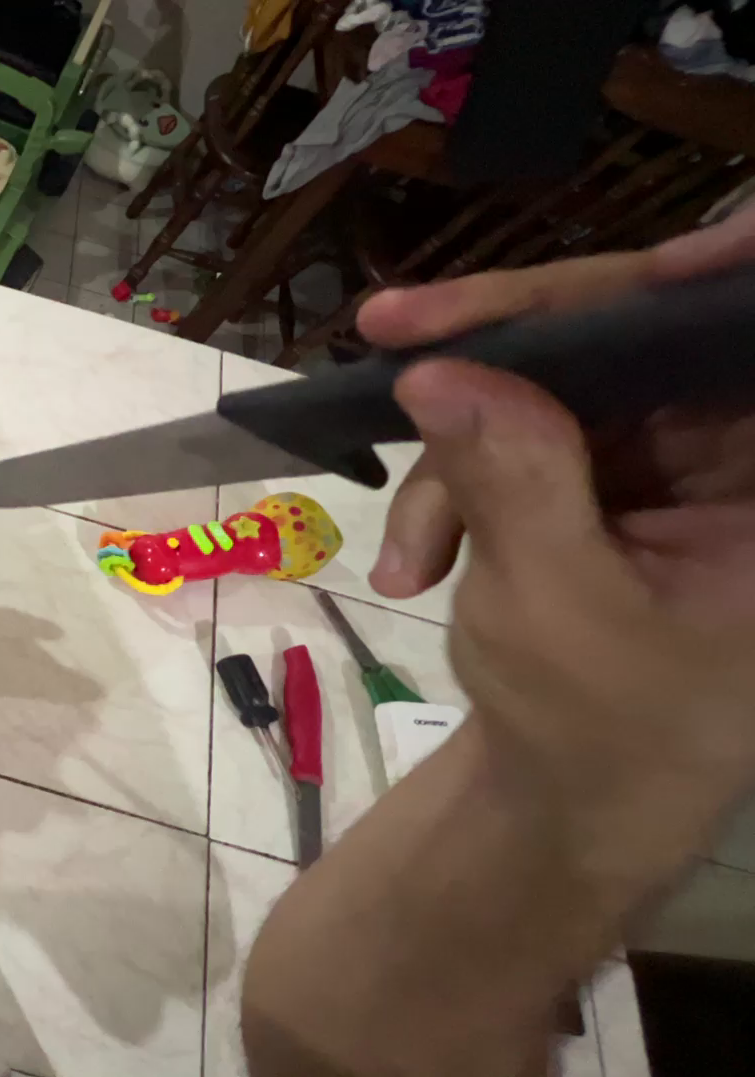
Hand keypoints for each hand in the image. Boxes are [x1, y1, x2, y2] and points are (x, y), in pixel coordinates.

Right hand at [356, 206, 754, 833]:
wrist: (570, 773)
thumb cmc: (600, 714)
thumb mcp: (552, 600)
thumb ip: (509, 481)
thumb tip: (433, 372)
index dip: (719, 279)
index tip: (622, 277)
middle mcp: (743, 445)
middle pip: (635, 336)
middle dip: (500, 352)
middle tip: (385, 330)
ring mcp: (666, 453)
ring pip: (540, 390)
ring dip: (448, 467)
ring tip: (407, 562)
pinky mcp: (594, 469)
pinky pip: (502, 436)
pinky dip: (443, 493)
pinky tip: (414, 561)